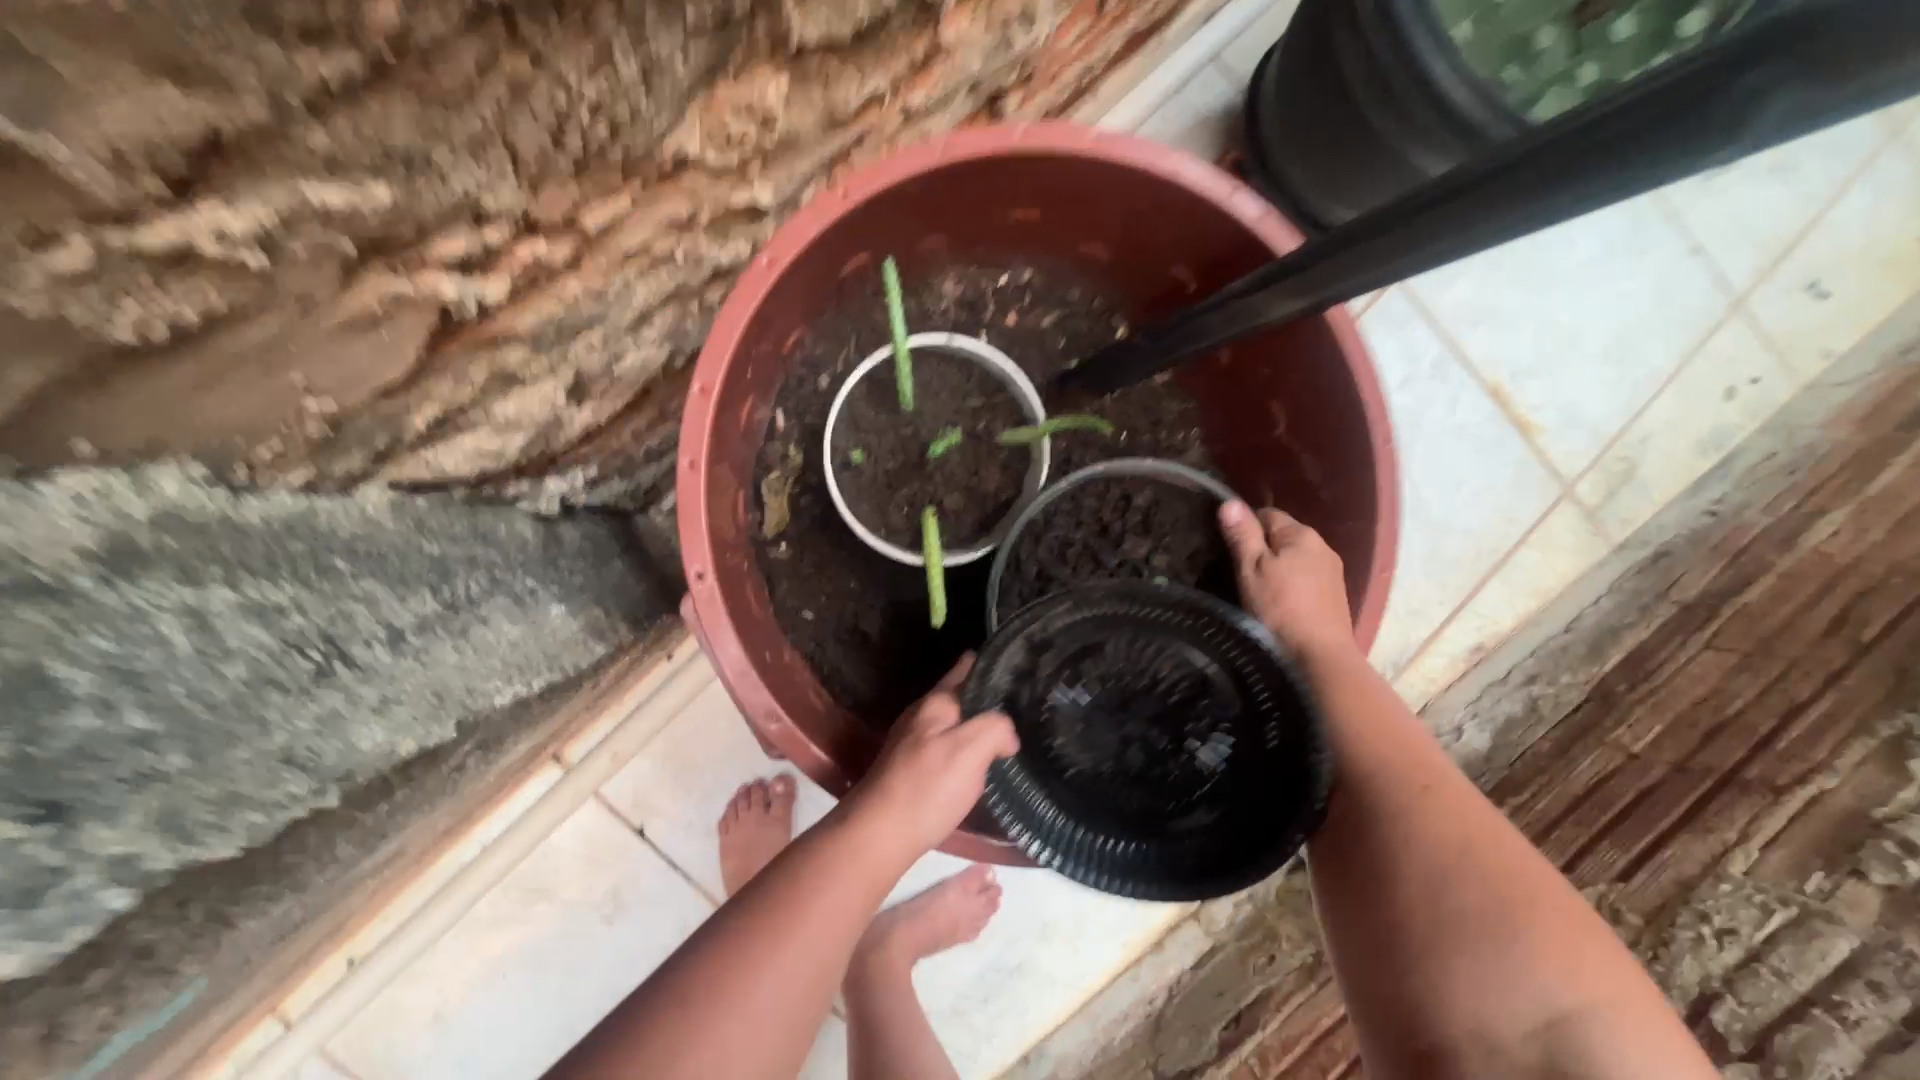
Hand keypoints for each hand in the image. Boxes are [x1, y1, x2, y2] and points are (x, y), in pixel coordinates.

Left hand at [846, 654, 1018, 861]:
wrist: (879, 835)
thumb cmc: (926, 787)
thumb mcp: (969, 750)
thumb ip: (995, 729)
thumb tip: (1009, 735)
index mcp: (934, 704)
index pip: (965, 671)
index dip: (990, 665)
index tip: (1017, 665)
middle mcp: (920, 717)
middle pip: (959, 698)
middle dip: (986, 697)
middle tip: (1022, 702)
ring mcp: (912, 744)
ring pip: (953, 724)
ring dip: (976, 725)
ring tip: (1007, 731)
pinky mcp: (911, 770)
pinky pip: (947, 748)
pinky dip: (967, 750)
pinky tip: (980, 764)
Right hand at [1219, 500, 1356, 663]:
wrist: (1318, 658)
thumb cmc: (1279, 610)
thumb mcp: (1251, 569)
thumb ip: (1243, 535)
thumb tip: (1230, 502)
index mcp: (1301, 534)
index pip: (1266, 514)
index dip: (1245, 529)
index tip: (1230, 552)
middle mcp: (1323, 546)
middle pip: (1283, 537)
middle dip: (1262, 550)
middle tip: (1240, 575)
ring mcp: (1333, 572)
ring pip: (1295, 560)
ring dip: (1278, 570)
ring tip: (1259, 593)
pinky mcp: (1335, 596)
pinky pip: (1306, 579)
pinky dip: (1292, 586)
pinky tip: (1281, 606)